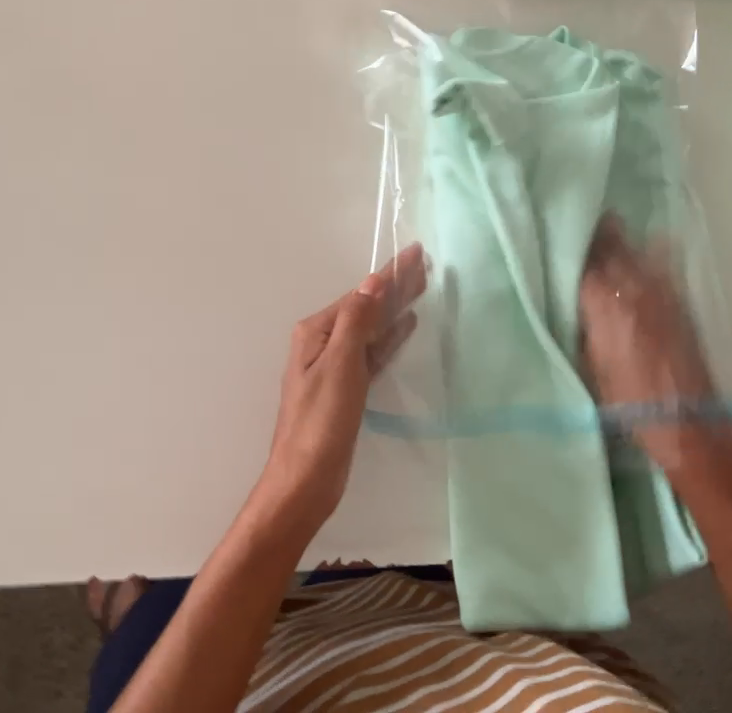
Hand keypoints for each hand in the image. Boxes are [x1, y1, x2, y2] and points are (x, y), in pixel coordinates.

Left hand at [259, 244, 425, 529]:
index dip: (389, 273)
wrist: (306, 479)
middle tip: (426, 265)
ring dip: (395, 308)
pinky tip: (406, 326)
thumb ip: (356, 321)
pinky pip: (373, 352)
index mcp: (316, 333)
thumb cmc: (321, 421)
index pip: (360, 294)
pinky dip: (390, 337)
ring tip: (422, 287)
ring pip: (372, 328)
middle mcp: (323, 343)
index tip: (415, 252)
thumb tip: (372, 281)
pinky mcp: (347, 388)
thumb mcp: (339, 364)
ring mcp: (335, 366)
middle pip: (366, 307)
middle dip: (394, 286)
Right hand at [579, 216, 731, 477]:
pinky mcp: (682, 305)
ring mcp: (661, 296)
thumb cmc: (629, 404)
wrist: (687, 423)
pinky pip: (666, 269)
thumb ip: (584, 330)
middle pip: (613, 252)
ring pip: (639, 256)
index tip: (562, 235)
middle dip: (598, 236)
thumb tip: (579, 307)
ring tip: (611, 227)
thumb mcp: (591, 368)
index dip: (573, 249)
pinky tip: (654, 244)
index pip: (585, 265)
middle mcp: (634, 293)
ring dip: (623, 243)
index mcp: (605, 308)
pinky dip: (656, 255)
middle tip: (584, 222)